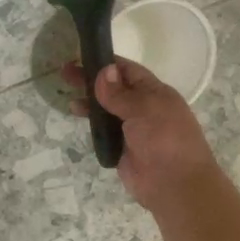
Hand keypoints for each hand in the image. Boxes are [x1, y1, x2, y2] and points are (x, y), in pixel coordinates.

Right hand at [63, 58, 216, 215]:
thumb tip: (104, 71)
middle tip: (65, 74)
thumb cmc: (165, 140)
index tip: (82, 56)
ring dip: (89, 103)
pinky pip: (104, 130)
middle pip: (114, 89)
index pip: (128, 71)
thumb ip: (120, 93)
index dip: (106, 63)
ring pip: (106, 110)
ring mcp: (132, 129)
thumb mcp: (144, 110)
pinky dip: (91, 123)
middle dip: (91, 81)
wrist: (173, 184)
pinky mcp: (121, 147)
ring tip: (69, 99)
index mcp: (155, 93)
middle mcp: (144, 108)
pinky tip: (78, 121)